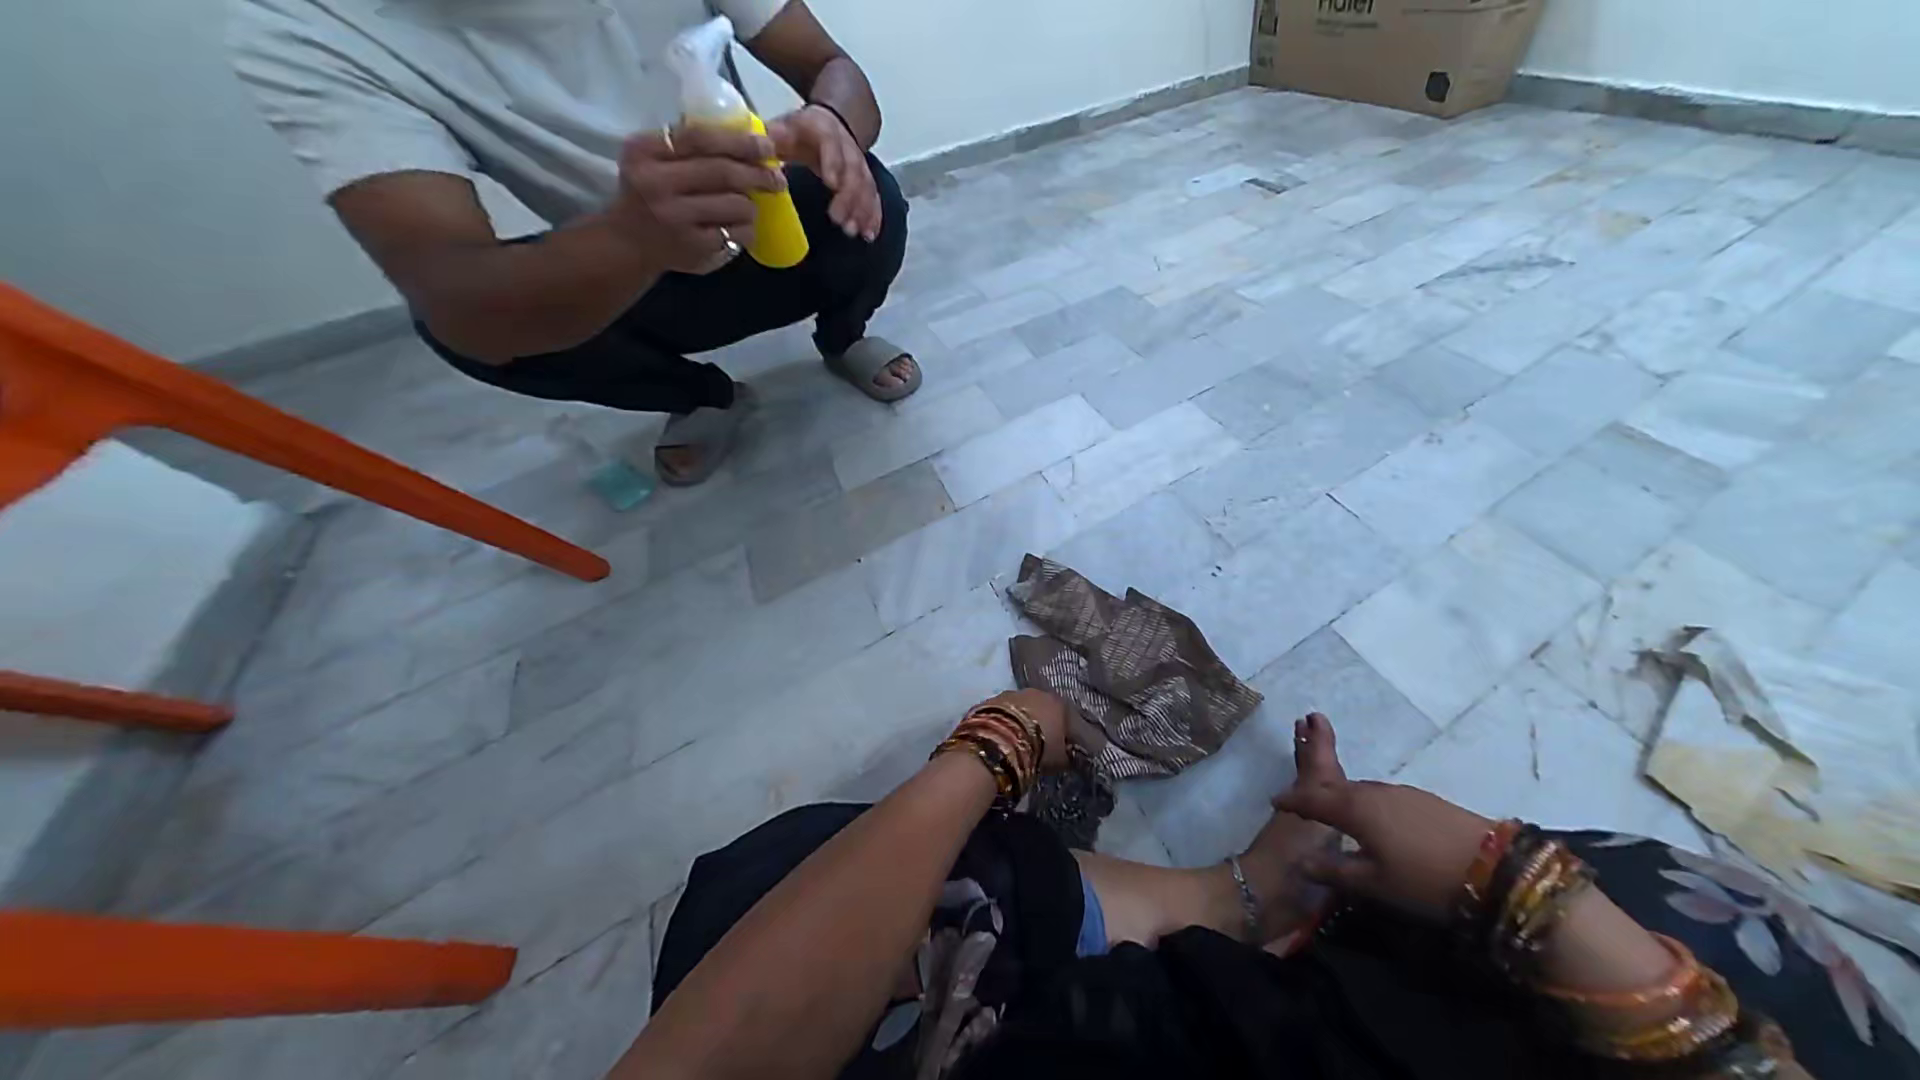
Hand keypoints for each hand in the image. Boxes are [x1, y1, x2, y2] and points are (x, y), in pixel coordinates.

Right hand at [611, 126, 787, 273]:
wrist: (627, 244)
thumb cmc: (647, 195)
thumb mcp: (652, 159)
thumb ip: (686, 146)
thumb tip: (744, 136)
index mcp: (646, 151)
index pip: (701, 139)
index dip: (740, 141)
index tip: (767, 144)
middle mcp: (657, 183)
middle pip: (722, 172)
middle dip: (758, 174)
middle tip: (779, 179)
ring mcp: (676, 217)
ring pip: (735, 205)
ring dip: (751, 206)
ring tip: (750, 207)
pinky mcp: (693, 246)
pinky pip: (736, 234)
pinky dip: (746, 230)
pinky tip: (742, 229)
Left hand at [764, 104, 880, 241]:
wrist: (830, 122)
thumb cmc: (802, 131)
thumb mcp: (784, 128)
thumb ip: (772, 139)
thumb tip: (758, 148)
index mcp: (825, 131)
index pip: (832, 145)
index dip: (834, 163)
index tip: (832, 184)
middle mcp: (847, 147)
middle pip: (853, 172)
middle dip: (849, 198)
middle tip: (840, 221)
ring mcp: (859, 165)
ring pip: (866, 187)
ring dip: (862, 211)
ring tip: (855, 232)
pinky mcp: (866, 180)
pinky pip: (873, 197)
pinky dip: (873, 216)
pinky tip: (869, 234)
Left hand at [972, 689, 1072, 772]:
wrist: (1001, 740)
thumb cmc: (1039, 748)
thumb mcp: (1060, 759)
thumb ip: (1066, 754)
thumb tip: (1068, 756)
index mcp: (1058, 703)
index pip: (1066, 715)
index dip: (1063, 730)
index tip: (1060, 745)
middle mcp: (1035, 692)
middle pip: (1040, 707)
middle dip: (1038, 721)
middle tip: (1035, 742)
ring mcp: (1010, 694)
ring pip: (1018, 707)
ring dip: (1018, 720)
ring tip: (1015, 740)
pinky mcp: (989, 700)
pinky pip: (999, 712)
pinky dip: (1001, 721)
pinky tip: (999, 736)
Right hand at [1271, 727, 1494, 922]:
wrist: (1500, 871)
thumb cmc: (1425, 879)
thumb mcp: (1374, 884)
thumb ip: (1333, 871)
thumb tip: (1300, 862)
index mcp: (1352, 808)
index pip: (1311, 799)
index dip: (1292, 800)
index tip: (1275, 801)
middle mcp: (1372, 792)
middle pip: (1335, 790)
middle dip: (1316, 796)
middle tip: (1303, 805)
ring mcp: (1401, 793)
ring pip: (1361, 793)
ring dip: (1344, 800)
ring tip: (1337, 814)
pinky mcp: (1426, 800)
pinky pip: (1383, 798)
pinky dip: (1369, 805)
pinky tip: (1378, 823)